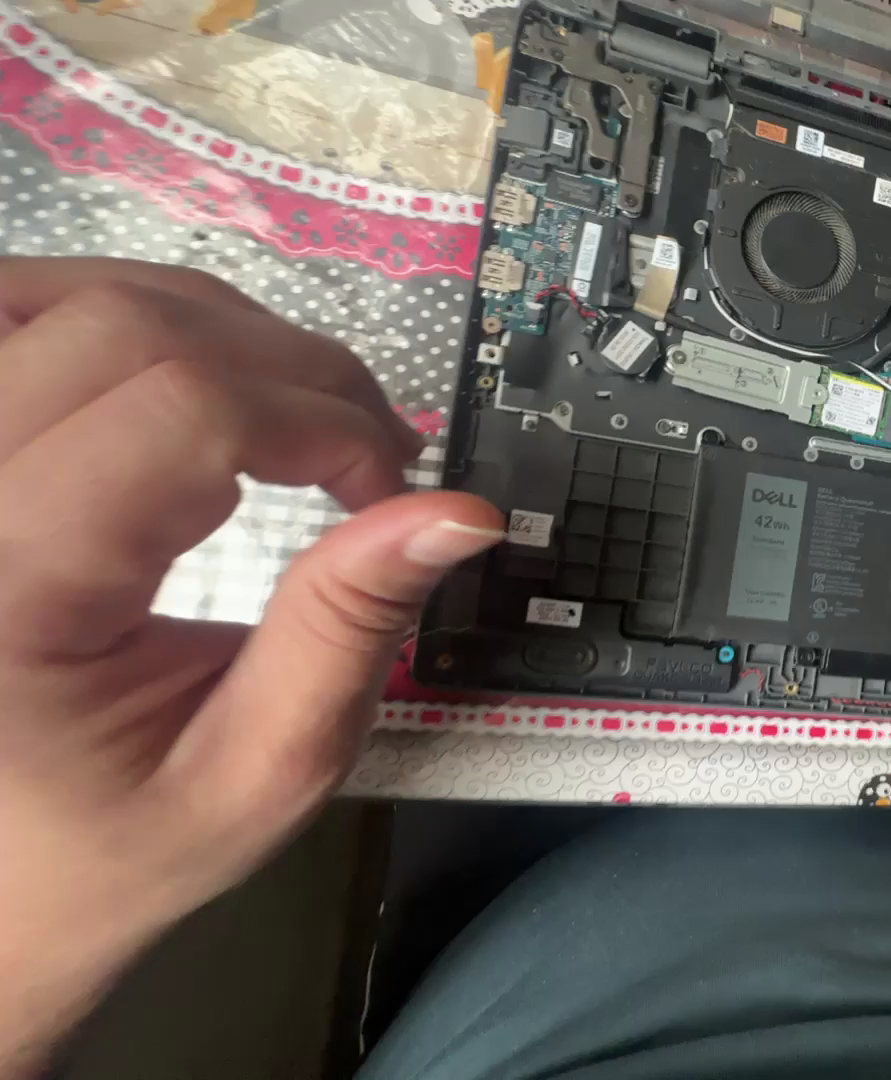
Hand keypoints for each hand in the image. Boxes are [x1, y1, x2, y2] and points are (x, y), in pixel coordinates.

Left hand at [0, 258, 501, 1069]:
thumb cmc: (115, 843)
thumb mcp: (269, 764)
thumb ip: (356, 626)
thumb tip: (463, 513)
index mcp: (0, 591)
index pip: (185, 411)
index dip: (332, 425)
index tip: (395, 492)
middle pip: (136, 333)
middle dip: (305, 376)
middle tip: (373, 454)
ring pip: (67, 294)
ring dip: (231, 338)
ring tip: (303, 417)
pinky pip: (18, 308)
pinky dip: (142, 322)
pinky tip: (204, 385)